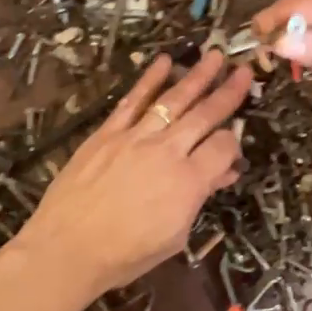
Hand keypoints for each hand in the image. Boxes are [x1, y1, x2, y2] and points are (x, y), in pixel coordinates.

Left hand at [8, 51, 251, 299]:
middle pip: (205, 115)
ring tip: (215, 56)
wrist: (68, 248)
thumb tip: (223, 174)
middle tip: (244, 71)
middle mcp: (167, 151)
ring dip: (196, 76)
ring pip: (173, 99)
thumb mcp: (174, 236)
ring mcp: (135, 137)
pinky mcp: (107, 133)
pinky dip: (149, 80)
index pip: (224, 147)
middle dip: (227, 92)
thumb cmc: (126, 254)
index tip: (234, 146)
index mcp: (189, 182)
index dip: (234, 144)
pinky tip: (164, 61)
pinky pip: (133, 101)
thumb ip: (199, 198)